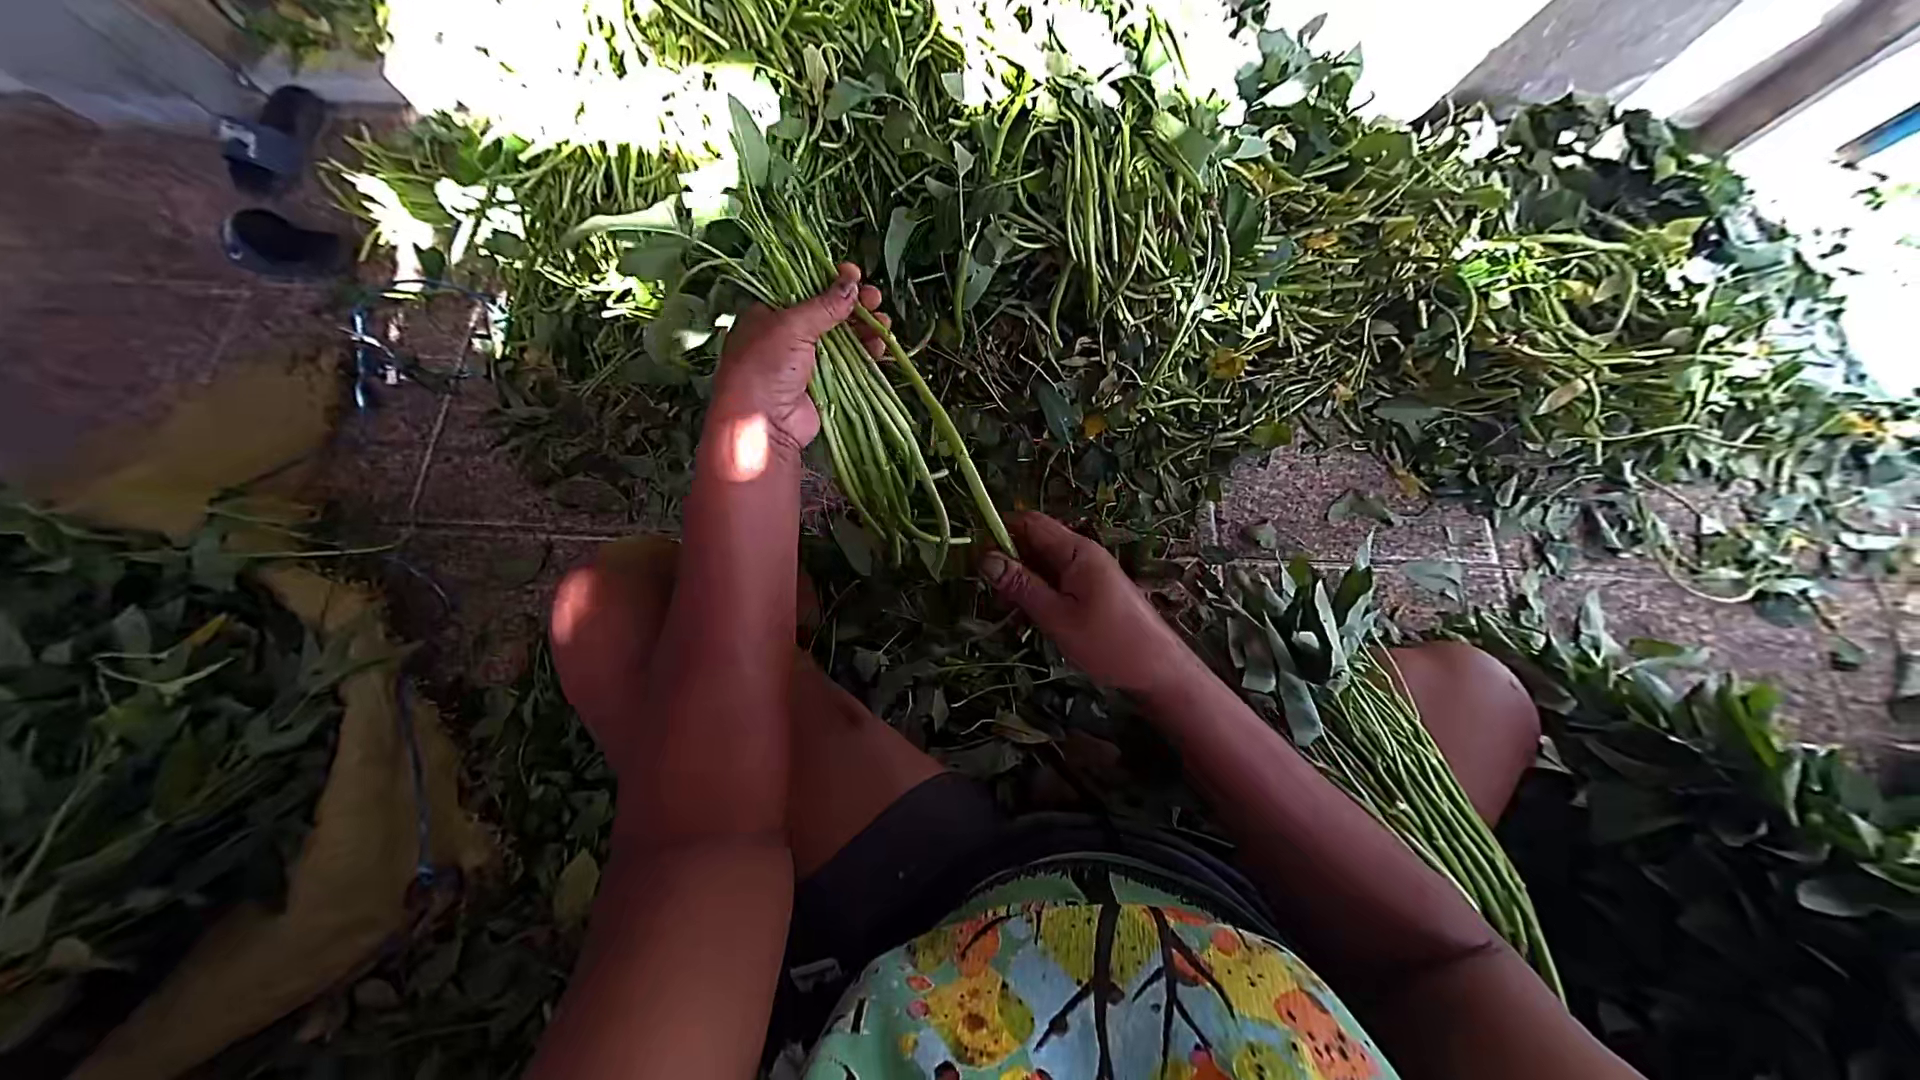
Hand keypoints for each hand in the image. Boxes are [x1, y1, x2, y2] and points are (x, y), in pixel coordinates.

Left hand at [712, 262, 891, 451]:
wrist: (763, 424)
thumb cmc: (764, 367)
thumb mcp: (791, 326)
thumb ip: (823, 305)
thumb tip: (851, 283)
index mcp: (770, 313)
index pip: (805, 288)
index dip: (830, 280)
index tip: (854, 274)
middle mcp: (787, 335)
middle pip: (828, 312)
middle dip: (853, 305)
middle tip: (875, 299)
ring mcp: (807, 360)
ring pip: (842, 338)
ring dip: (863, 328)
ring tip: (883, 323)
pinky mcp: (823, 383)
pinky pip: (849, 363)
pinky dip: (865, 353)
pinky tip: (878, 346)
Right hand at [979, 512, 1208, 698]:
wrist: (1158, 671)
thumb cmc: (1108, 643)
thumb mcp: (1056, 616)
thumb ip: (1021, 585)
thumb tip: (985, 558)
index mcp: (1076, 550)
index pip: (1029, 523)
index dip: (999, 531)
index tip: (974, 557)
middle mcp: (1082, 553)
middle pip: (1033, 541)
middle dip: (1007, 560)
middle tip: (990, 592)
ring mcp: (1087, 572)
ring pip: (1041, 564)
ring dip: (1020, 581)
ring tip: (1007, 610)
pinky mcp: (1090, 590)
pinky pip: (1055, 580)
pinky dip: (1036, 593)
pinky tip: (1027, 616)